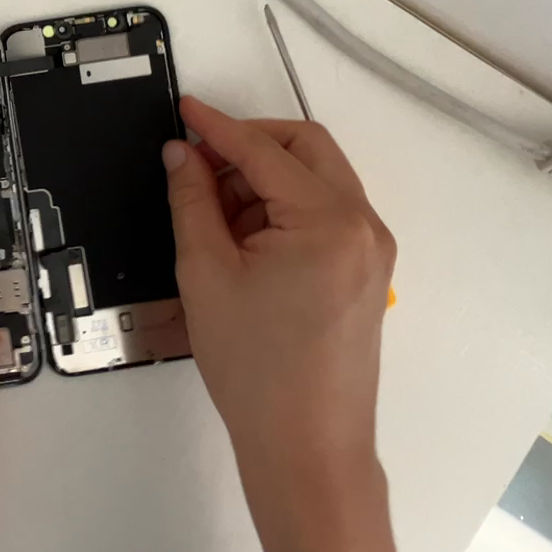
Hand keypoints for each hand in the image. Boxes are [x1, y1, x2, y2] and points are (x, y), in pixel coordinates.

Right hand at [164, 96, 399, 551]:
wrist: (305, 444)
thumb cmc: (255, 363)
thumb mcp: (205, 270)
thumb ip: (191, 198)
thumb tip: (181, 153)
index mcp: (328, 221)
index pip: (264, 150)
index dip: (216, 125)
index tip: (184, 107)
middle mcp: (363, 225)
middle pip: (306, 147)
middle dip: (249, 142)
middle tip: (198, 158)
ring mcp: (370, 249)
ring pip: (315, 176)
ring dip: (263, 175)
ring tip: (212, 209)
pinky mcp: (364, 269)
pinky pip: (321, 209)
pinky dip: (280, 204)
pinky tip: (240, 233)